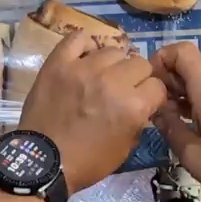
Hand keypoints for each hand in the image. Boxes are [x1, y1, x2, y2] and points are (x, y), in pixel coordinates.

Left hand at [18, 31, 166, 192]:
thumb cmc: (88, 162)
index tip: (143, 102)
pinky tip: (85, 57)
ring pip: (113, 50)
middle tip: (123, 90)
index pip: (158, 86)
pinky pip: (77, 38)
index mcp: (133, 106)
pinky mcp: (58, 63)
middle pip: (140, 63)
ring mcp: (83, 68)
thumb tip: (141, 103)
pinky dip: (85, 45)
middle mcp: (112, 81)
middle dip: (136, 78)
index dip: (152, 95)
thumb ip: (138, 120)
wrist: (42, 162)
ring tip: (102, 76)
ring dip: (113, 64)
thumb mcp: (126, 148)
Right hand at [150, 42, 200, 201]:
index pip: (182, 51)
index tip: (148, 84)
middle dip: (163, 80)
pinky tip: (179, 126)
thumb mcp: (192, 154)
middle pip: (186, 65)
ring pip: (193, 82)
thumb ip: (170, 128)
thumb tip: (155, 110)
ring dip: (174, 95)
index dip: (160, 59)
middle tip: (150, 107)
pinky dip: (187, 104)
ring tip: (161, 120)